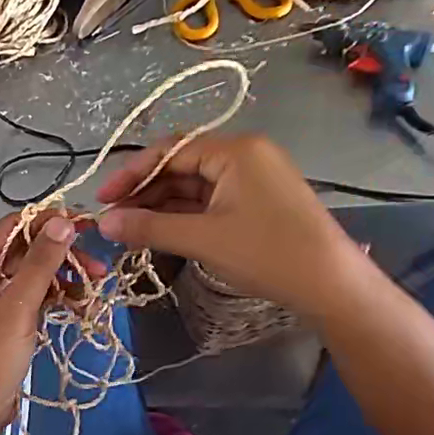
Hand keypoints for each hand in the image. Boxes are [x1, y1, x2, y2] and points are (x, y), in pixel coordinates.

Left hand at [0, 213, 101, 434]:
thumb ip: (40, 264)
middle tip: (99, 266)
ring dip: (65, 278)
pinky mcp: (9, 323)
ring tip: (96, 290)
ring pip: (36, 276)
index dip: (49, 222)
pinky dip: (59, 299)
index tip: (87, 226)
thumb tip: (62, 222)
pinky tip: (81, 307)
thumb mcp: (17, 310)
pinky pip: (37, 299)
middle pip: (27, 251)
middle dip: (63, 255)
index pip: (13, 227)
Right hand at [95, 133, 367, 317]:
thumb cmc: (266, 252)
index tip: (102, 198)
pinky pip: (211, 202)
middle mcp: (244, 155)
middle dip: (145, 193)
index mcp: (234, 150)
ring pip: (195, 187)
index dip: (131, 174)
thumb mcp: (203, 239)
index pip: (170, 151)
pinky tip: (159, 232)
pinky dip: (185, 216)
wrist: (331, 284)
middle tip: (112, 220)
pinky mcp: (257, 204)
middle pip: (181, 167)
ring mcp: (253, 180)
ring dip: (162, 207)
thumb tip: (103, 223)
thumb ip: (150, 227)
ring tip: (129, 230)